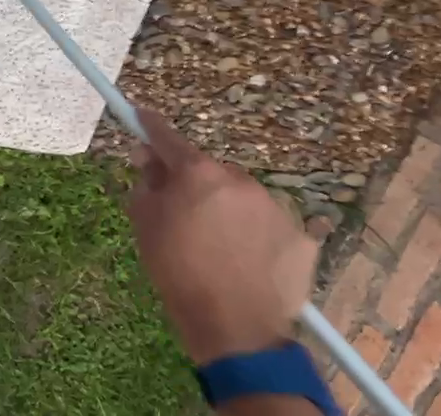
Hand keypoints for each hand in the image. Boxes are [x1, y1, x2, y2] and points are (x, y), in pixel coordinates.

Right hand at [125, 110, 317, 364]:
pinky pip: (267, 221)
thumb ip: (147, 182)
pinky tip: (243, 255)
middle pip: (207, 168)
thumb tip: (151, 161)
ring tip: (214, 240)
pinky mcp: (302, 237)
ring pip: (239, 194)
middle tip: (178, 208)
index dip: (148, 124)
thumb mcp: (144, 220)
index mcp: (198, 172)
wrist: (235, 326)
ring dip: (224, 204)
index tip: (138, 114)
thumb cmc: (177, 268)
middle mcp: (240, 179)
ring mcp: (276, 208)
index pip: (167, 136)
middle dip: (192, 180)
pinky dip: (253, 230)